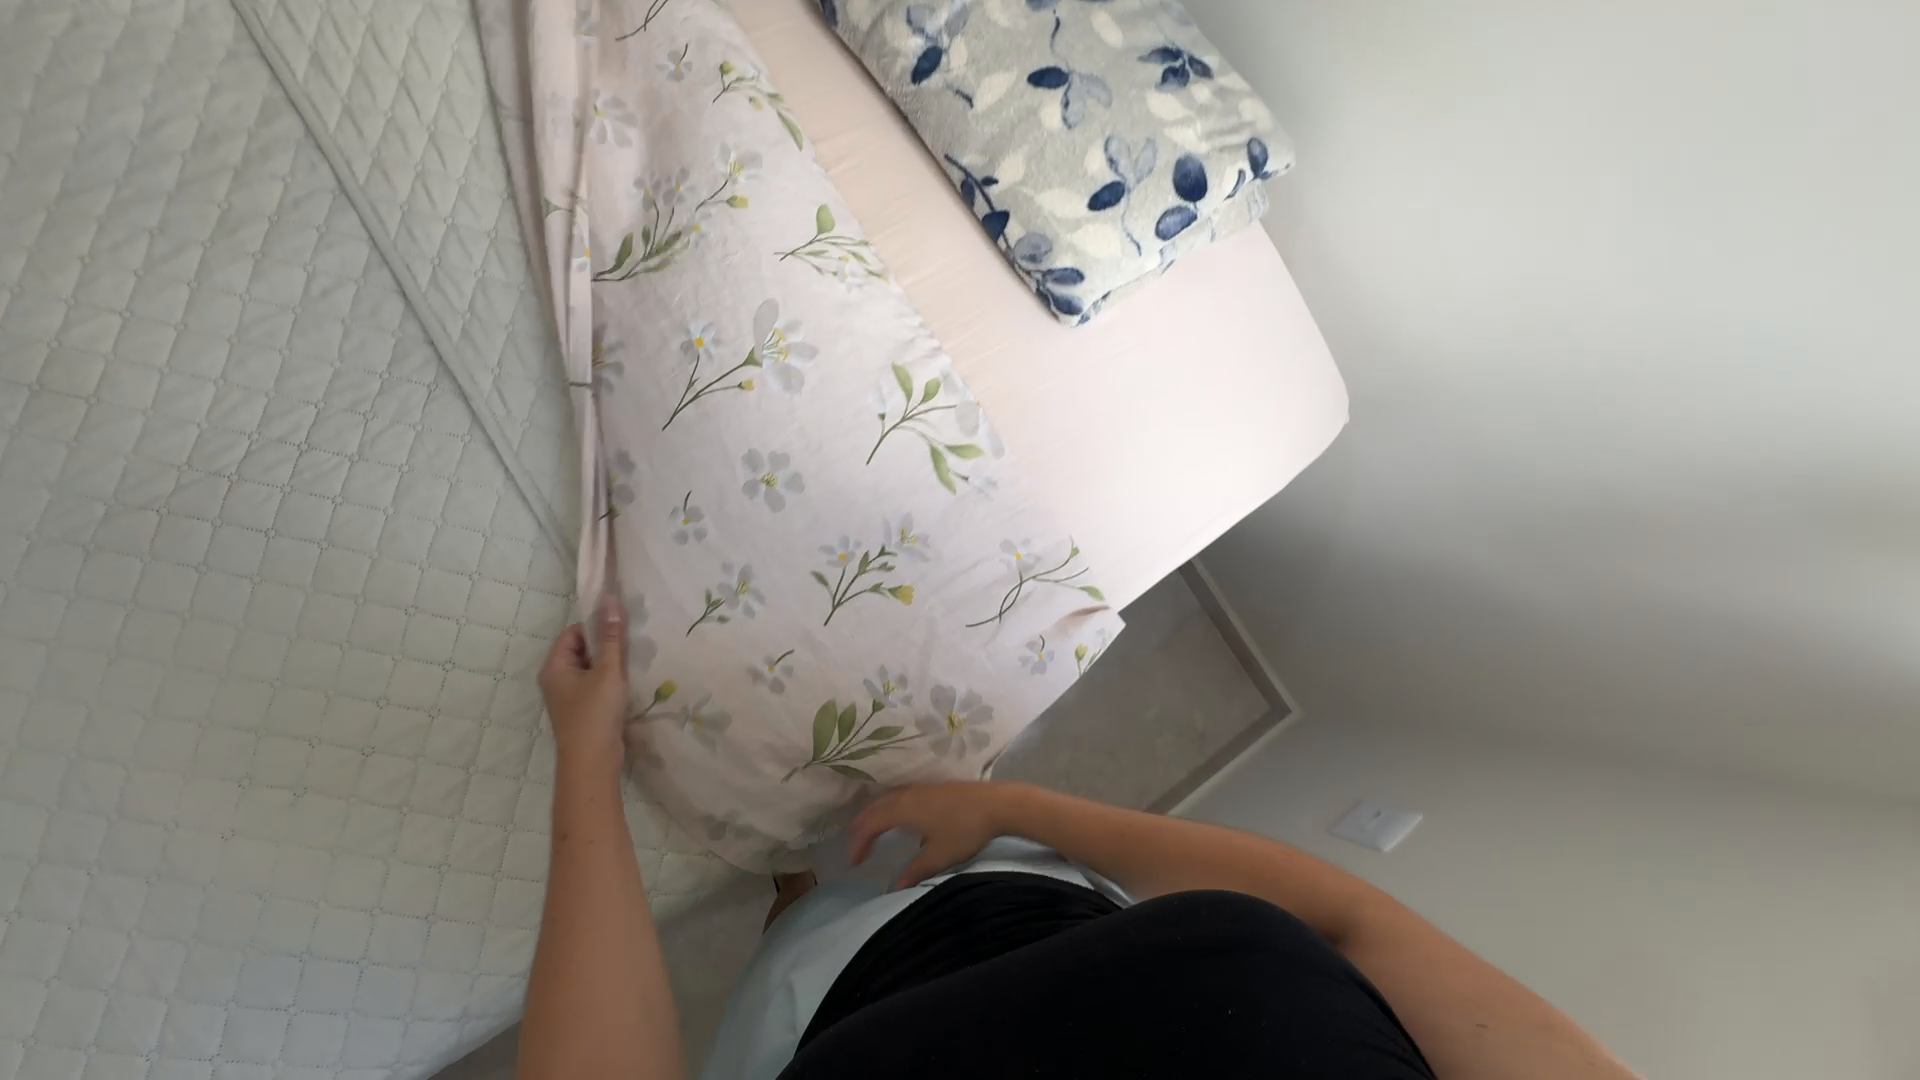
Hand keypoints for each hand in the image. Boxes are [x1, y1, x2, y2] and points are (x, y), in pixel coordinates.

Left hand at [539, 596, 629, 766]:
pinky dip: (611, 680)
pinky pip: (596, 684)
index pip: (572, 633)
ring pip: (591, 668)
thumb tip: (611, 601)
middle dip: (606, 645)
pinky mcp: (583, 709)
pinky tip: (630, 681)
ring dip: (611, 663)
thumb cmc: (595, 713)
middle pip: (581, 649)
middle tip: (630, 642)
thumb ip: (611, 637)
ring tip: (633, 660)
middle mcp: (557, 679)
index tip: (620, 629)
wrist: (592, 760)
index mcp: (554, 667)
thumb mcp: (607, 671)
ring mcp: (569, 696)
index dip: (595, 627)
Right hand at [848, 782, 1019, 888]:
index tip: (854, 862)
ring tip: (871, 830)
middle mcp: (907, 795)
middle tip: (855, 845)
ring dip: (876, 814)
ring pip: (889, 799)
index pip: (871, 824)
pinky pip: (901, 795)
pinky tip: (900, 818)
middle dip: (862, 826)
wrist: (997, 804)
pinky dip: (890, 807)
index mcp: (903, 809)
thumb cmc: (964, 830)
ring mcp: (922, 788)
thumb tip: (895, 888)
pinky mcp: (934, 787)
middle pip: (876, 807)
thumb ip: (915, 871)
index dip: (859, 842)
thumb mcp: (938, 857)